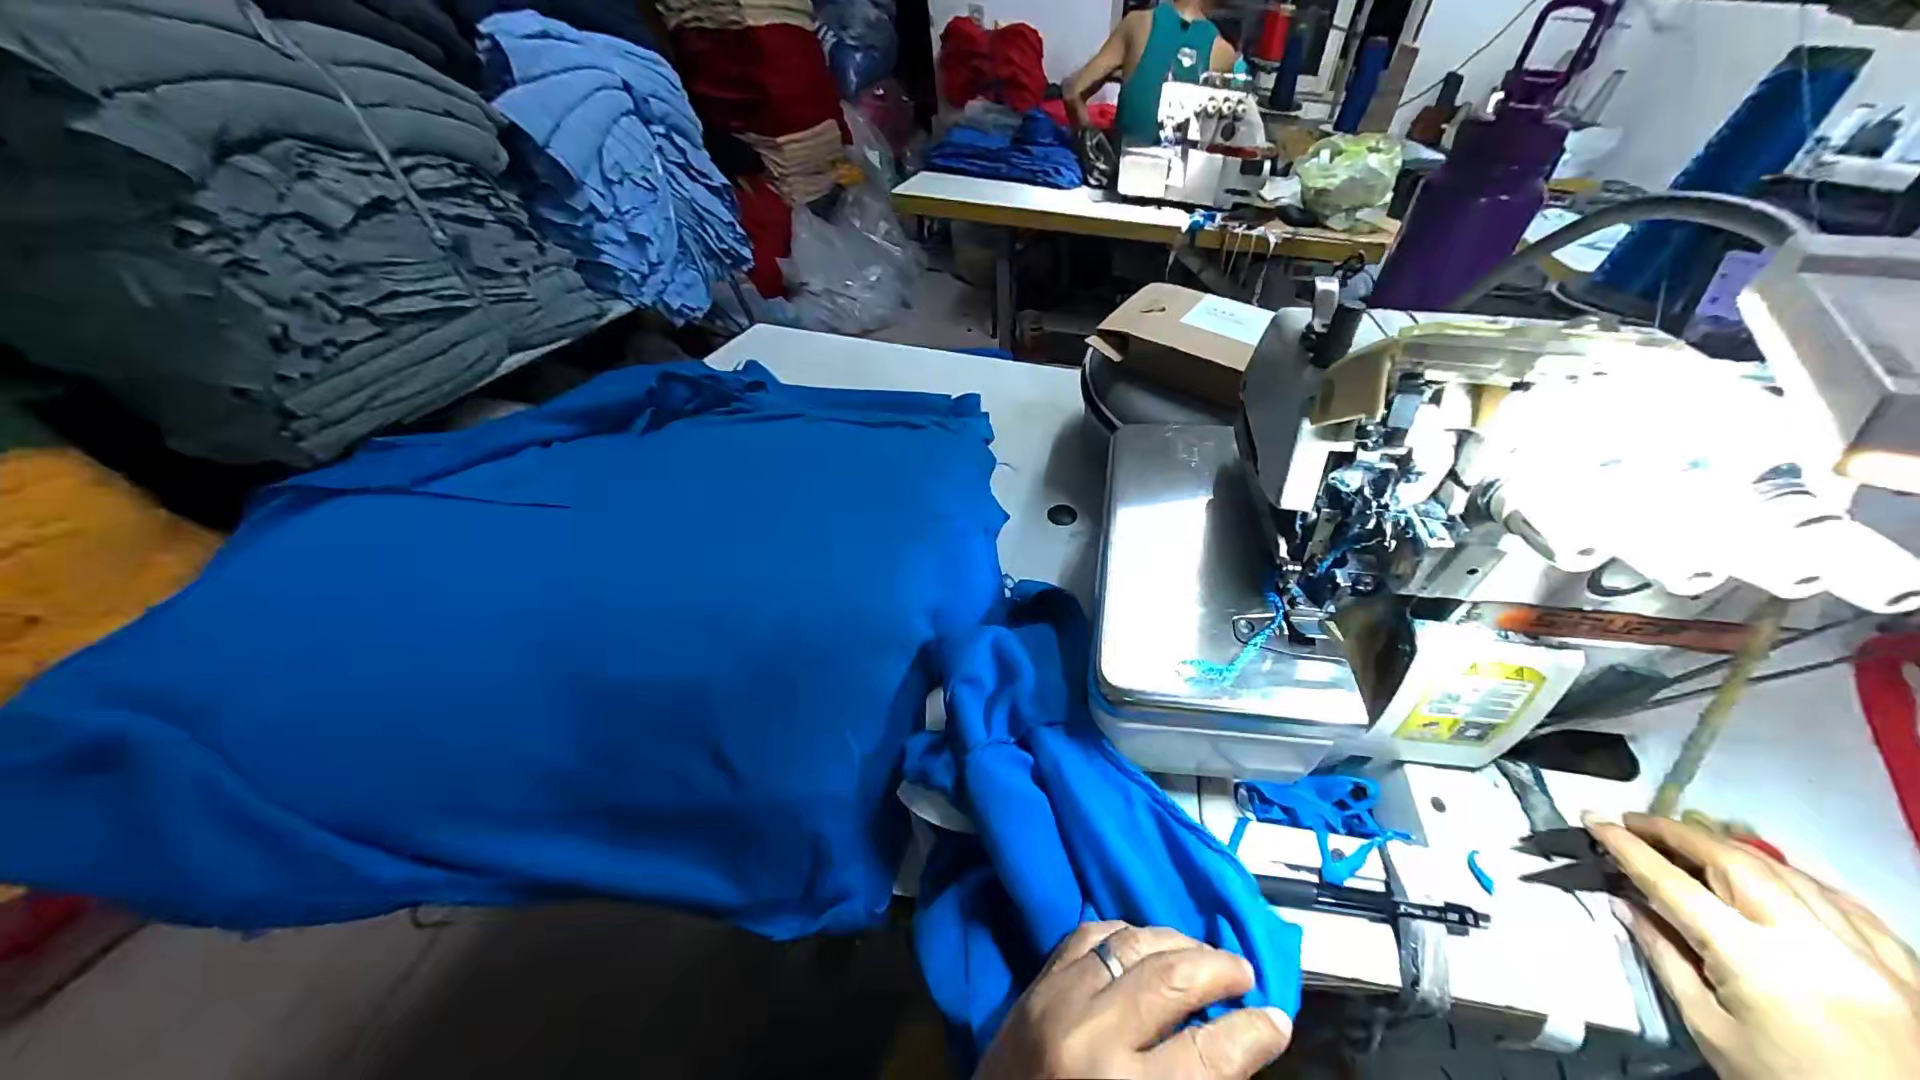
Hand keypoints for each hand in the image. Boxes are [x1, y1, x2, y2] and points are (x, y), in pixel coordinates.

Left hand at [975, 921, 1291, 1079]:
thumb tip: (1239, 1044)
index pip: (1208, 1054)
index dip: (1252, 1034)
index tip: (1276, 1020)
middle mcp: (1092, 1035)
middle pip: (1172, 979)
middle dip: (1219, 970)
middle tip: (1245, 975)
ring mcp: (1059, 998)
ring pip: (1131, 943)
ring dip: (1176, 942)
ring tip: (1203, 954)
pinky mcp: (1037, 980)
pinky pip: (1089, 935)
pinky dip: (1124, 933)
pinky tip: (1145, 943)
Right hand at [1590, 812, 1919, 1079]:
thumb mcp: (1709, 1028)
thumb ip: (1666, 958)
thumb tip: (1626, 904)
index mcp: (1754, 960)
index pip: (1673, 884)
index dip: (1627, 847)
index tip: (1594, 819)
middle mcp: (1810, 942)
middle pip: (1735, 863)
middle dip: (1678, 834)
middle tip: (1635, 821)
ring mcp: (1864, 952)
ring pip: (1789, 873)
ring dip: (1731, 848)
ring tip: (1692, 841)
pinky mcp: (1900, 968)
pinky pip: (1845, 903)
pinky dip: (1797, 878)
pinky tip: (1774, 875)